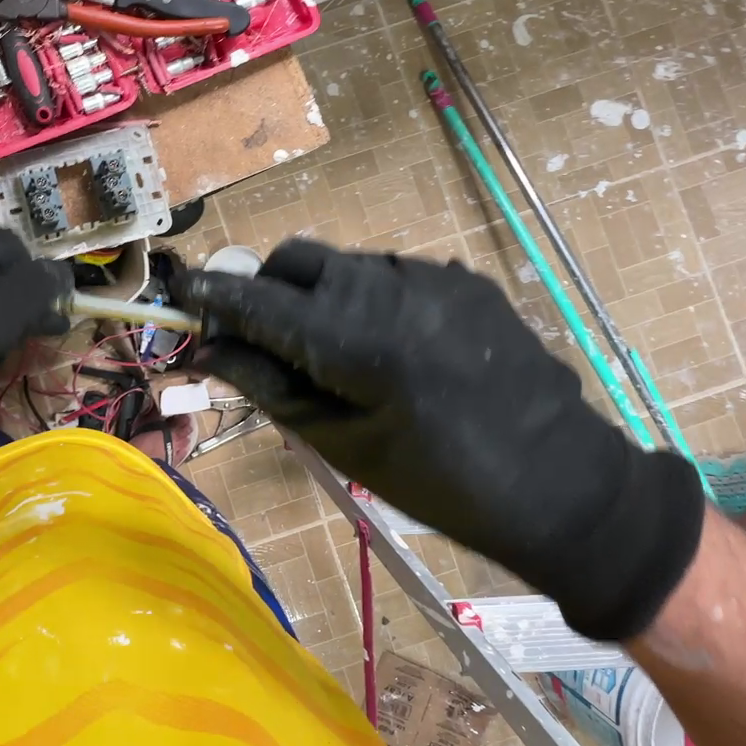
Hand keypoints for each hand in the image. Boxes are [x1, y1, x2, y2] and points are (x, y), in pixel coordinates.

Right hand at [180, 241, 703, 640]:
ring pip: (342, 263)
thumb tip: (205, 351)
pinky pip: (389, 274)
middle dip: (266, 288)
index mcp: (352, 336)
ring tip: (335, 349)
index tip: (179, 287)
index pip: (257, 298)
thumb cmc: (438, 481)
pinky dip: (366, 298)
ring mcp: (430, 276)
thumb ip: (267, 385)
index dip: (212, 292)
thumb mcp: (340, 442)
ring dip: (316, 293)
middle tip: (263, 336)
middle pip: (295, 259)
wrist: (566, 487)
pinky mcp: (462, 279)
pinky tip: (391, 345)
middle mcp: (387, 286)